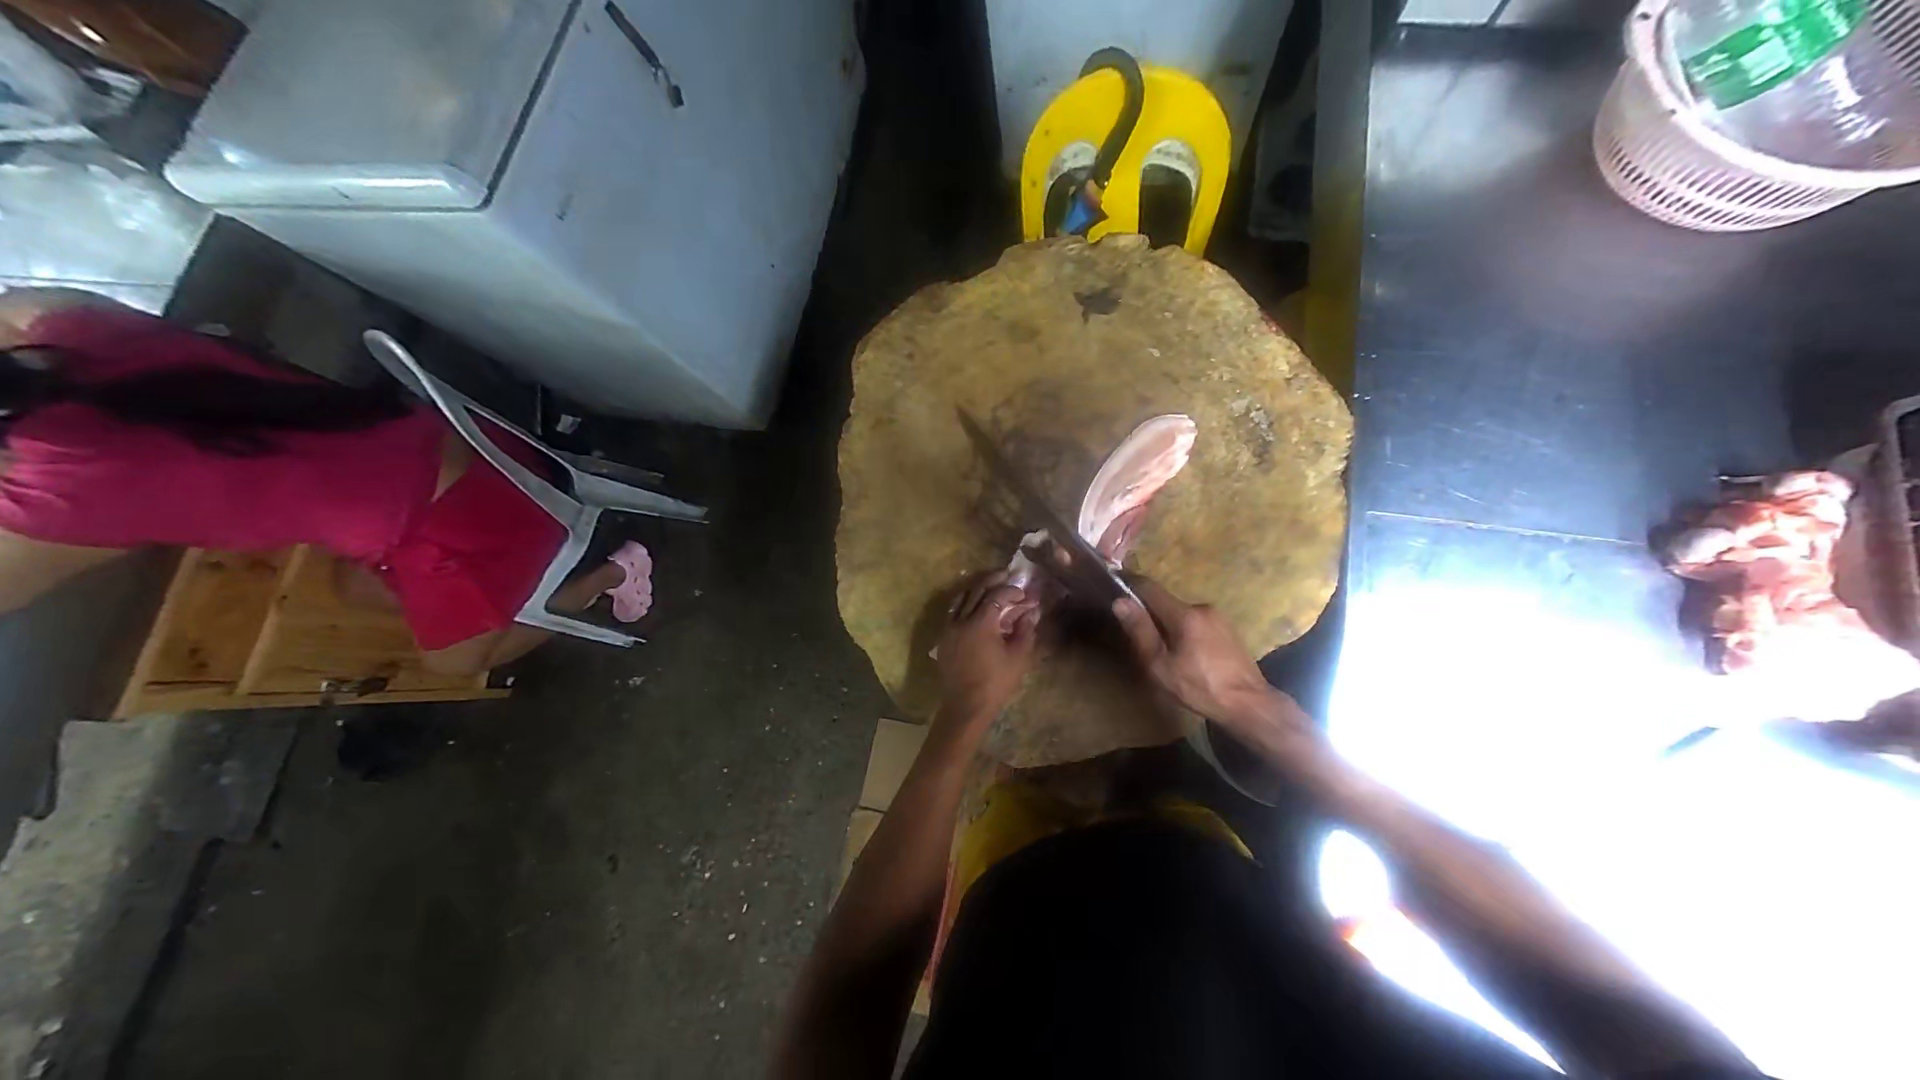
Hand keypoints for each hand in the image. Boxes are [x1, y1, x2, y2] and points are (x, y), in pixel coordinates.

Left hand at [937, 571, 1040, 722]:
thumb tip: (1032, 612)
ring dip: (976, 589)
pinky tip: (974, 606)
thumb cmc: (996, 682)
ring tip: (990, 585)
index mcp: (980, 622)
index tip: (1024, 594)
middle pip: (976, 590)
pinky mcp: (944, 638)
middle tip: (1006, 574)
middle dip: (992, 580)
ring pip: (961, 599)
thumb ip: (1025, 630)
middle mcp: (961, 620)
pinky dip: (965, 603)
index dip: (1012, 591)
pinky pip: (953, 612)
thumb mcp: (1018, 657)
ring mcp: (949, 628)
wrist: (966, 705)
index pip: (996, 596)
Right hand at [1111, 577, 1295, 732]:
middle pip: (1166, 603)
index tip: (1115, 584)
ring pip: (1183, 615)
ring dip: (1170, 627)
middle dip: (1151, 616)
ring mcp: (1219, 618)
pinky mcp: (1229, 629)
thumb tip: (1120, 601)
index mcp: (1184, 614)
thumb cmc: (1199, 688)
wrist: (1249, 705)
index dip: (1130, 585)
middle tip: (1140, 640)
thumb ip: (1140, 631)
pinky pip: (1198, 623)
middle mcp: (1202, 608)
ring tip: (1165, 654)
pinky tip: (1188, 657)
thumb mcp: (1160, 666)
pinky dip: (1186, 633)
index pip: (1150, 588)